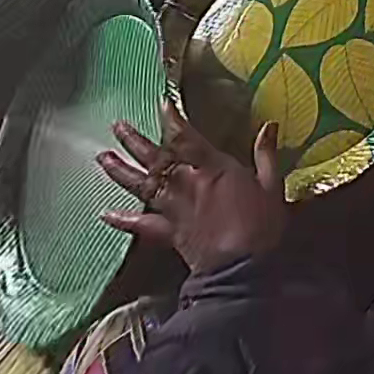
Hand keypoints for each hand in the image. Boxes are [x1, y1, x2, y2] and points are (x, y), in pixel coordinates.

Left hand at [97, 99, 286, 272]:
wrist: (239, 271)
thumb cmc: (261, 224)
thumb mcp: (272, 185)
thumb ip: (266, 154)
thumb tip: (270, 125)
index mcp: (214, 169)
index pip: (188, 138)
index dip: (173, 119)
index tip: (161, 102)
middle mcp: (188, 184)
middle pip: (157, 159)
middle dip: (136, 141)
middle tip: (116, 126)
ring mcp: (175, 209)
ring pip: (143, 187)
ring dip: (121, 172)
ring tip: (102, 158)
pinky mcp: (169, 234)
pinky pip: (141, 225)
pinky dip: (122, 220)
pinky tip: (104, 214)